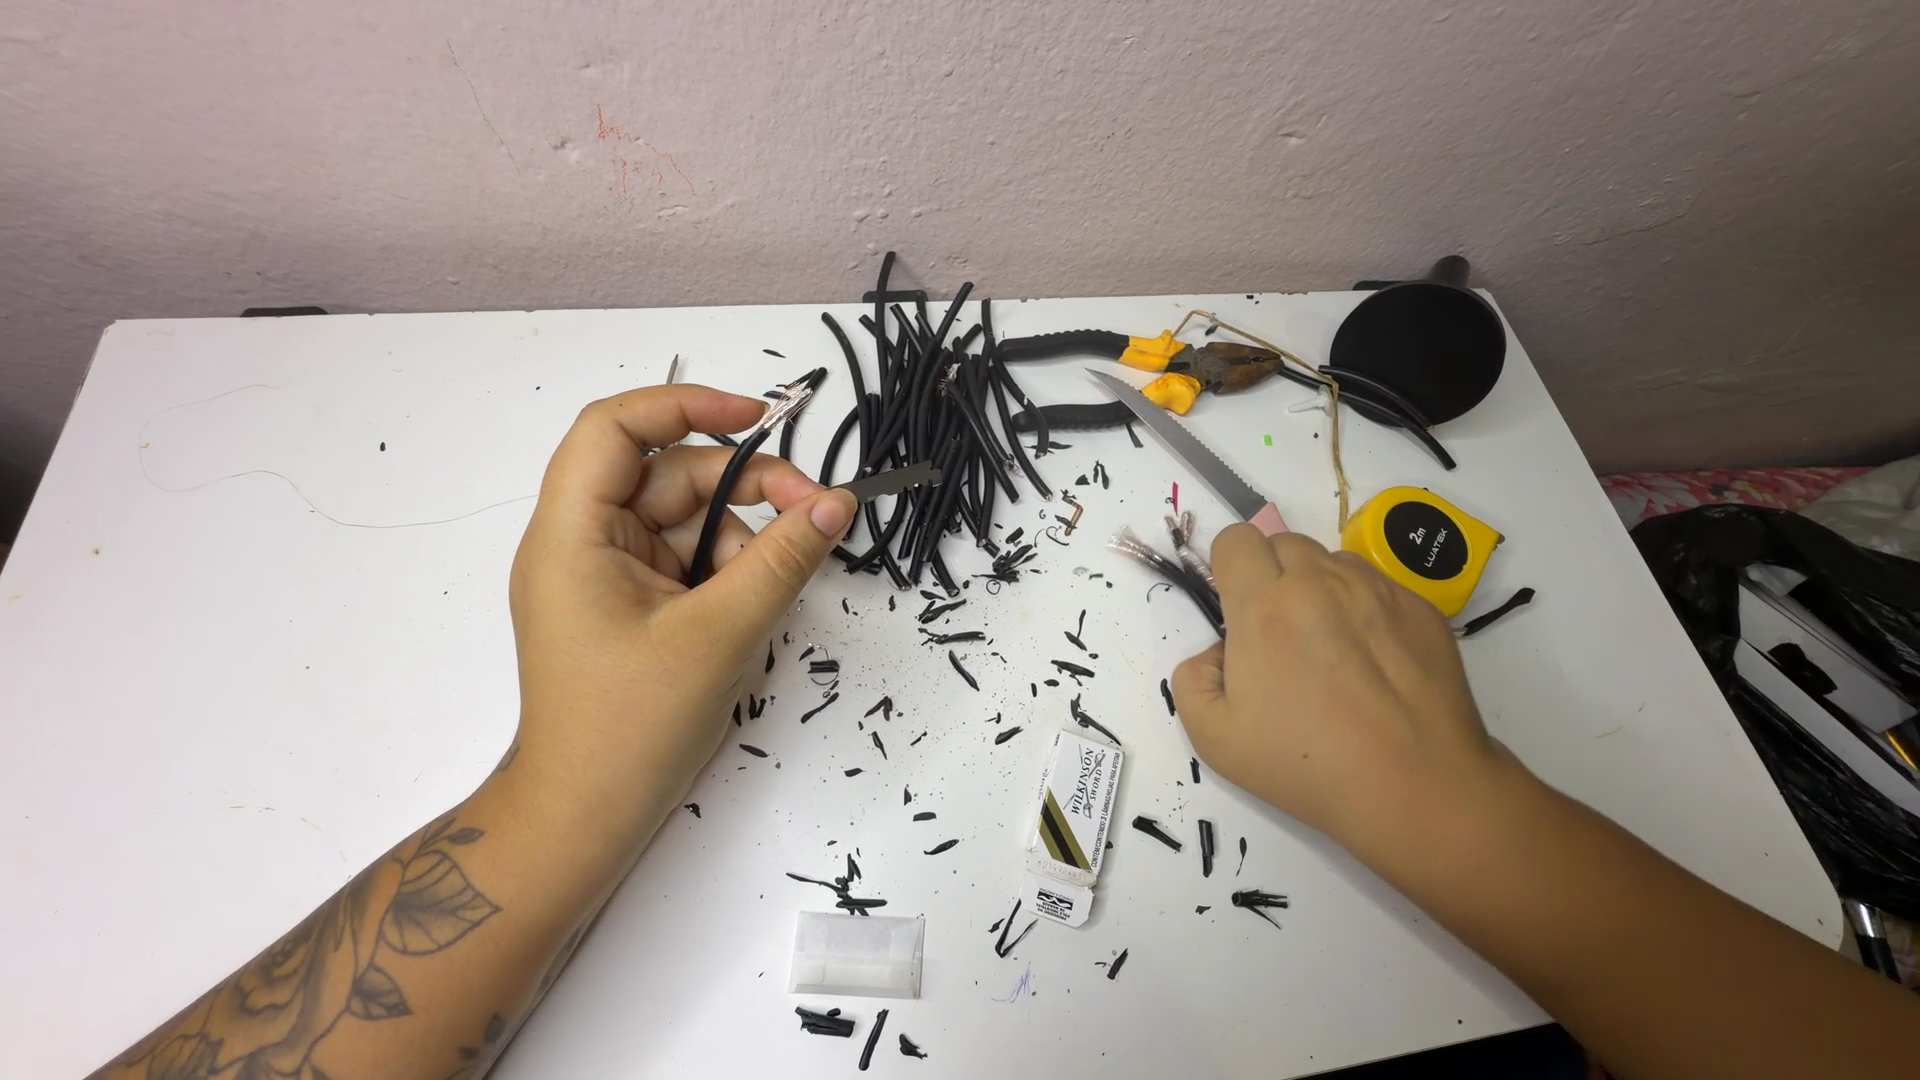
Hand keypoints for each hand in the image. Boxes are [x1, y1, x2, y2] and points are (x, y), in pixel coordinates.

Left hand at [505, 385, 856, 850]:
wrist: (589, 816)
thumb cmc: (635, 727)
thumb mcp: (721, 633)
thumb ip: (784, 560)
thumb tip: (838, 502)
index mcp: (573, 535)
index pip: (615, 428)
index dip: (686, 405)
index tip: (759, 418)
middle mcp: (583, 541)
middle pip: (671, 475)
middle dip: (747, 487)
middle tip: (817, 512)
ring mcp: (609, 574)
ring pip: (690, 518)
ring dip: (745, 537)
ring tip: (778, 584)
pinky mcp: (635, 602)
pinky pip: (692, 558)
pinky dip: (732, 568)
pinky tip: (754, 605)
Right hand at [1172, 527, 1516, 852]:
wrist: (1417, 788)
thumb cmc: (1307, 765)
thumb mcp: (1213, 735)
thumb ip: (1191, 677)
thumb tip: (1219, 650)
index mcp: (1263, 608)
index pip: (1235, 540)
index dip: (1227, 565)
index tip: (1235, 604)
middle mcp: (1319, 583)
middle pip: (1280, 542)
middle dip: (1269, 574)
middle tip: (1277, 630)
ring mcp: (1375, 591)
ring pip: (1329, 561)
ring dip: (1316, 586)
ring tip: (1327, 644)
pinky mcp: (1419, 607)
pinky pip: (1375, 585)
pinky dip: (1361, 607)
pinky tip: (1370, 660)